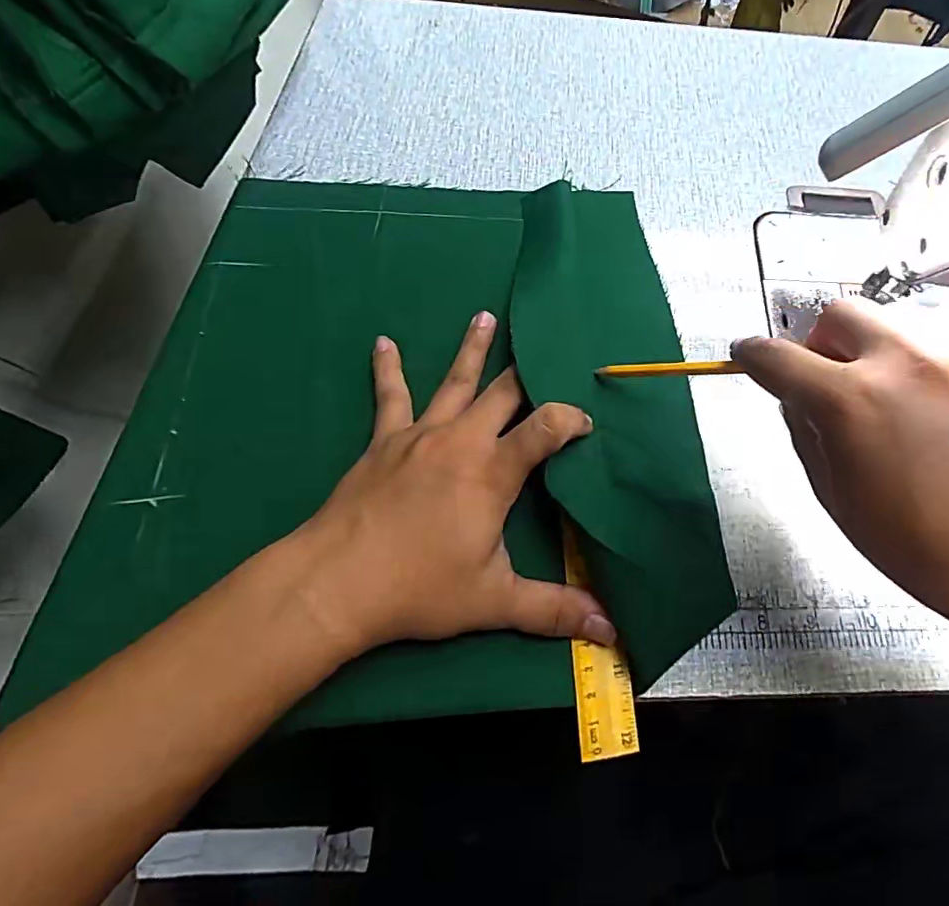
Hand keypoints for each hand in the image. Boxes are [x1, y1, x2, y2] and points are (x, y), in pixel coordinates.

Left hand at [280, 312, 614, 652]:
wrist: (335, 583)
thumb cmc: (419, 588)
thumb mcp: (494, 601)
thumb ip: (554, 610)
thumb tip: (612, 631)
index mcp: (493, 472)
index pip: (546, 429)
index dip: (570, 420)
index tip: (585, 425)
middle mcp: (461, 441)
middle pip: (503, 393)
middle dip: (529, 373)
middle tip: (546, 348)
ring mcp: (420, 435)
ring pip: (454, 381)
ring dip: (472, 349)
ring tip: (483, 316)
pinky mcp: (384, 441)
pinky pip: (390, 397)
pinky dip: (388, 369)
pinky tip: (383, 343)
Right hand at [730, 296, 948, 645]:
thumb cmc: (933, 552)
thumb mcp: (840, 503)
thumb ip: (806, 439)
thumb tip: (797, 402)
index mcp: (849, 404)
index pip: (777, 357)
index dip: (754, 355)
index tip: (753, 354)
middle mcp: (902, 363)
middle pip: (838, 313)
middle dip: (824, 342)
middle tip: (837, 376)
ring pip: (899, 316)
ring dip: (885, 348)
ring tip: (906, 393)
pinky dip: (940, 346)